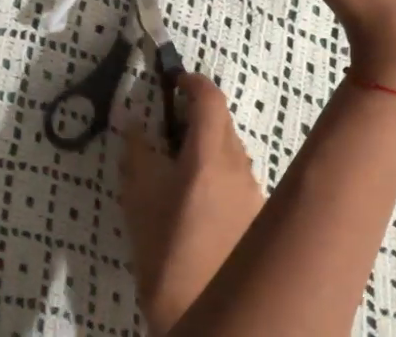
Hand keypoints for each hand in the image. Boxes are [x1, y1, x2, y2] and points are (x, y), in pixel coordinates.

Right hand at [119, 74, 264, 334]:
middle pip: (221, 122)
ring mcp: (253, 190)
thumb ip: (137, 152)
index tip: (174, 82)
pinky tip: (201, 202)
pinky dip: (220, 174)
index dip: (192, 82)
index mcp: (208, 154)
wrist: (207, 312)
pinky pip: (238, 177)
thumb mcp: (138, 198)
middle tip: (168, 130)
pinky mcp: (259, 214)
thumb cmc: (165, 251)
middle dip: (196, 116)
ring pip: (231, 151)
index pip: (209, 98)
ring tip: (181, 170)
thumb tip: (136, 122)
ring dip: (209, 146)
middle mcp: (238, 164)